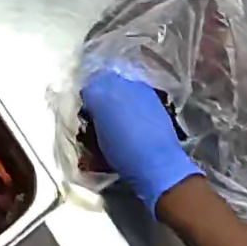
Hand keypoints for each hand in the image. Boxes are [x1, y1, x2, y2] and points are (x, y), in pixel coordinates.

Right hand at [80, 70, 202, 213]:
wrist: (159, 162)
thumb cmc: (122, 154)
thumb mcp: (99, 137)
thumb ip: (96, 118)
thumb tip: (98, 115)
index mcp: (95, 94)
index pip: (87, 91)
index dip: (90, 104)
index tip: (92, 116)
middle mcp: (114, 83)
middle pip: (103, 82)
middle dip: (104, 94)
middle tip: (107, 111)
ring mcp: (135, 86)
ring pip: (121, 84)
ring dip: (120, 95)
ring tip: (124, 113)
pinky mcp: (152, 93)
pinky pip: (137, 91)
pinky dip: (135, 99)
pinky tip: (138, 115)